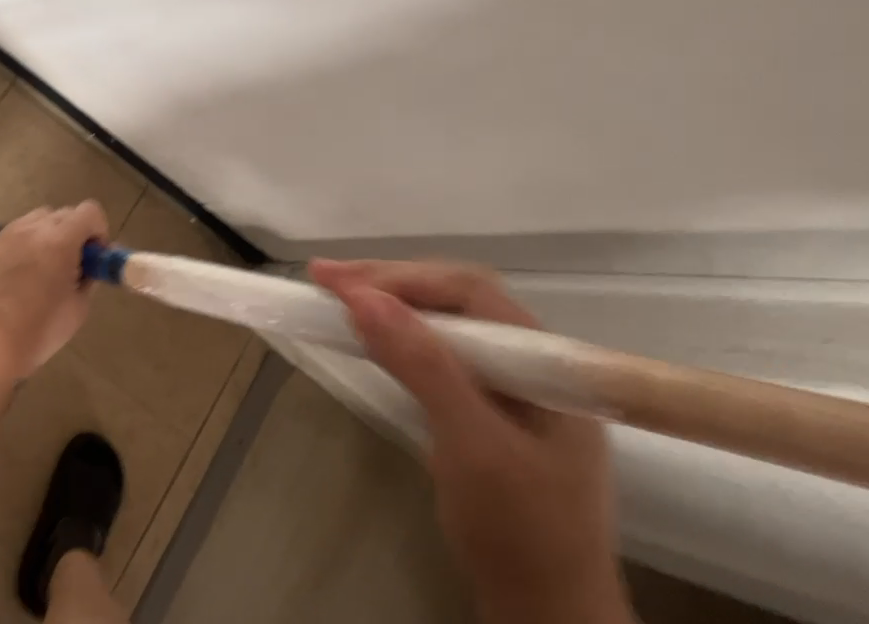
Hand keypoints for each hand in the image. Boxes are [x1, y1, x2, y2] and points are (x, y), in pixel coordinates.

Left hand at [0, 202, 106, 378]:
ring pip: (39, 218)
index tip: (95, 257)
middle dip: (76, 233)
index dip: (98, 231)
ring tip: (49, 265)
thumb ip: (88, 276)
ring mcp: (9, 234)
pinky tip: (27, 270)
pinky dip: (30, 241)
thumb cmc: (42, 328)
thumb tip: (89, 265)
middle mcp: (33, 228)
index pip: (89, 211)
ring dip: (51, 233)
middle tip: (75, 265)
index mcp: (60, 240)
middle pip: (64, 213)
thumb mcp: (79, 305)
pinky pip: (19, 231)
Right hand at [311, 259, 631, 623]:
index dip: (398, 277)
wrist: (546, 607)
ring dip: (391, 304)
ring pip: (447, 323)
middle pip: (457, 298)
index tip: (332, 281)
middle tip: (321, 280)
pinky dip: (400, 336)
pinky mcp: (490, 410)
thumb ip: (424, 367)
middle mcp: (533, 364)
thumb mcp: (471, 445)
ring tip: (336, 297)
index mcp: (546, 364)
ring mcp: (514, 388)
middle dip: (388, 282)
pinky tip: (374, 337)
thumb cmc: (518, 527)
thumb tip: (362, 297)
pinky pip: (442, 353)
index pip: (468, 290)